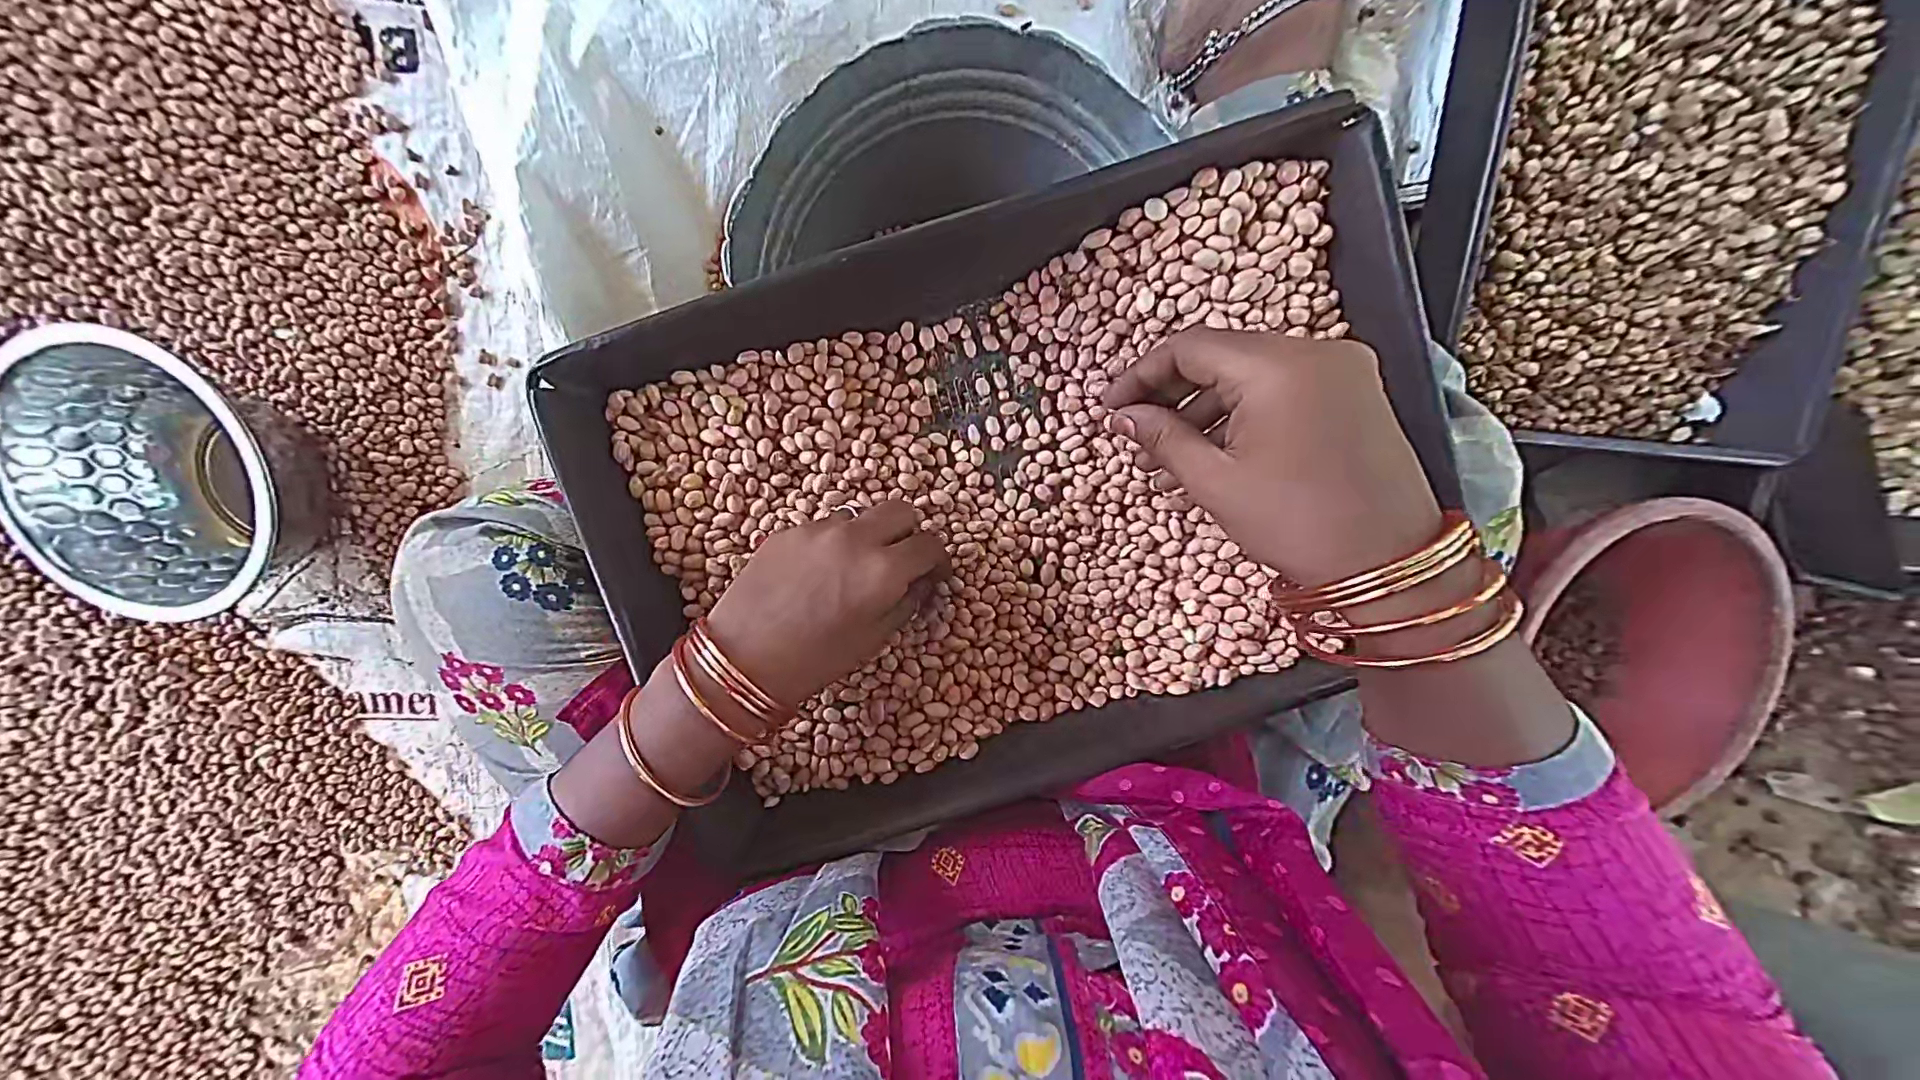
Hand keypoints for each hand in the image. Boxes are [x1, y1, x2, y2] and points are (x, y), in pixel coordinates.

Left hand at [702, 500, 950, 709]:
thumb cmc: (814, 660)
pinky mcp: (787, 531)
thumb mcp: (873, 639)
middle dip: (909, 532)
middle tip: (902, 559)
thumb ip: (906, 602)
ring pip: (860, 516)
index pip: (929, 545)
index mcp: (883, 570)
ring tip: (853, 568)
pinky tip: (818, 574)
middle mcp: (854, 539)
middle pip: (900, 510)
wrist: (743, 659)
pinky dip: (833, 543)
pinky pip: (824, 527)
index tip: (935, 572)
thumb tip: (921, 583)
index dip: (938, 559)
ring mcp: (817, 530)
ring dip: (868, 535)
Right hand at [1100, 329, 1441, 586]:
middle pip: (1219, 359)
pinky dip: (1240, 420)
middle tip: (1135, 438)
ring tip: (1164, 463)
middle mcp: (1314, 353)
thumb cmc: (1298, 523)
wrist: (1391, 563)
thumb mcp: (1216, 482)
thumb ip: (1162, 439)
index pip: (1189, 347)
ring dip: (1201, 415)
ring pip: (1248, 379)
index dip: (1141, 376)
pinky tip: (1209, 459)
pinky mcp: (1352, 396)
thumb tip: (1123, 417)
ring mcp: (1340, 372)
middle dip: (1170, 399)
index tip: (1113, 408)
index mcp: (1278, 366)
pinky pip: (1279, 395)